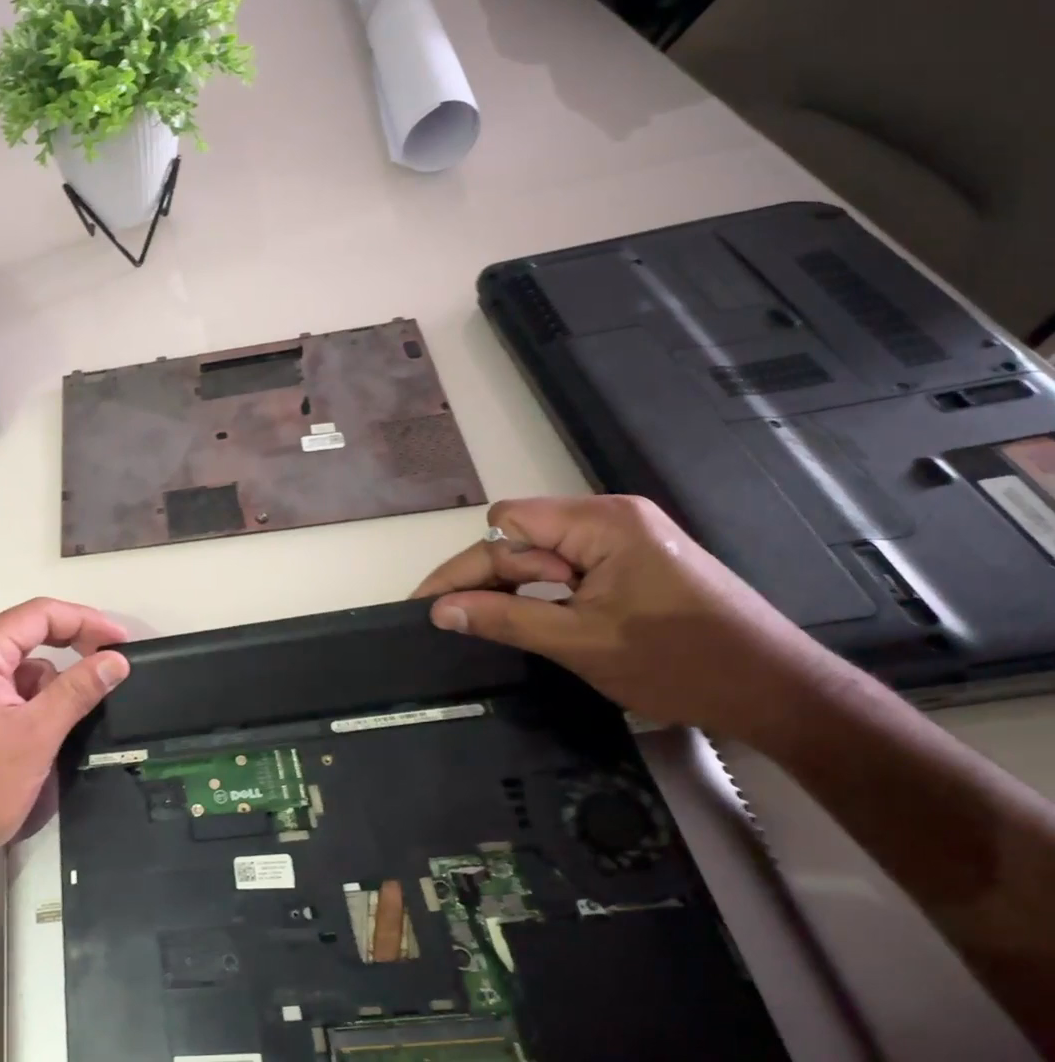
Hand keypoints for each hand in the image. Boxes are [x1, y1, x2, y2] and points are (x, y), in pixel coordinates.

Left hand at [0, 599, 129, 873]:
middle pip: (31, 634)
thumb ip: (78, 690)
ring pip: (24, 668)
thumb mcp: (37, 734)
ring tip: (86, 711)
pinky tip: (55, 731)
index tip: (124, 643)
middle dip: (74, 647)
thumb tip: (117, 660)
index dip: (87, 621)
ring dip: (56, 682)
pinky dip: (38, 703)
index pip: (40, 614)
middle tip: (114, 667)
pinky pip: (12, 692)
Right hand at [412, 495, 841, 741]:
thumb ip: (503, 618)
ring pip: (545, 554)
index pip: (507, 525)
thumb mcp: (579, 642)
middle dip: (492, 579)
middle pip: (523, 536)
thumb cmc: (680, 663)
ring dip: (520, 589)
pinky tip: (539, 622)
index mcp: (602, 522)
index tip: (432, 607)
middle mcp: (613, 517)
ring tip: (503, 629)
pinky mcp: (638, 564)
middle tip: (461, 625)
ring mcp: (629, 540)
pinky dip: (548, 594)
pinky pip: (572, 569)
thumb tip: (439, 610)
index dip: (467, 566)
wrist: (778, 693)